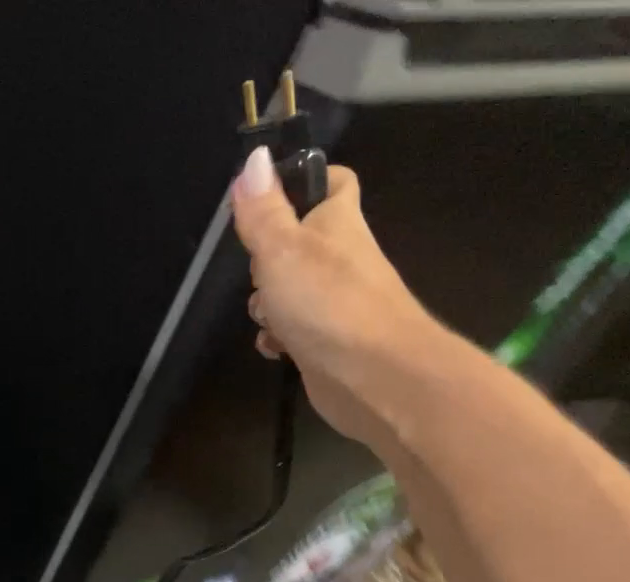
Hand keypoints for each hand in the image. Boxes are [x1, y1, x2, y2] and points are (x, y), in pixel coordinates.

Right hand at [231, 148, 451, 444]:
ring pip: (288, 289)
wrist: (374, 375)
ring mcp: (335, 299)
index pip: (332, 183)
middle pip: (295, 242)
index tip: (269, 197)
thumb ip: (264, 210)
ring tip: (270, 315)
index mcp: (338, 223)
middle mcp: (341, 256)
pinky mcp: (326, 337)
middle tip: (260, 271)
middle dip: (265, 260)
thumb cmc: (327, 302)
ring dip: (267, 304)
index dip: (304, 182)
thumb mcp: (282, 249)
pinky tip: (275, 348)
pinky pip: (292, 328)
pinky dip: (277, 337)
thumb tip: (255, 158)